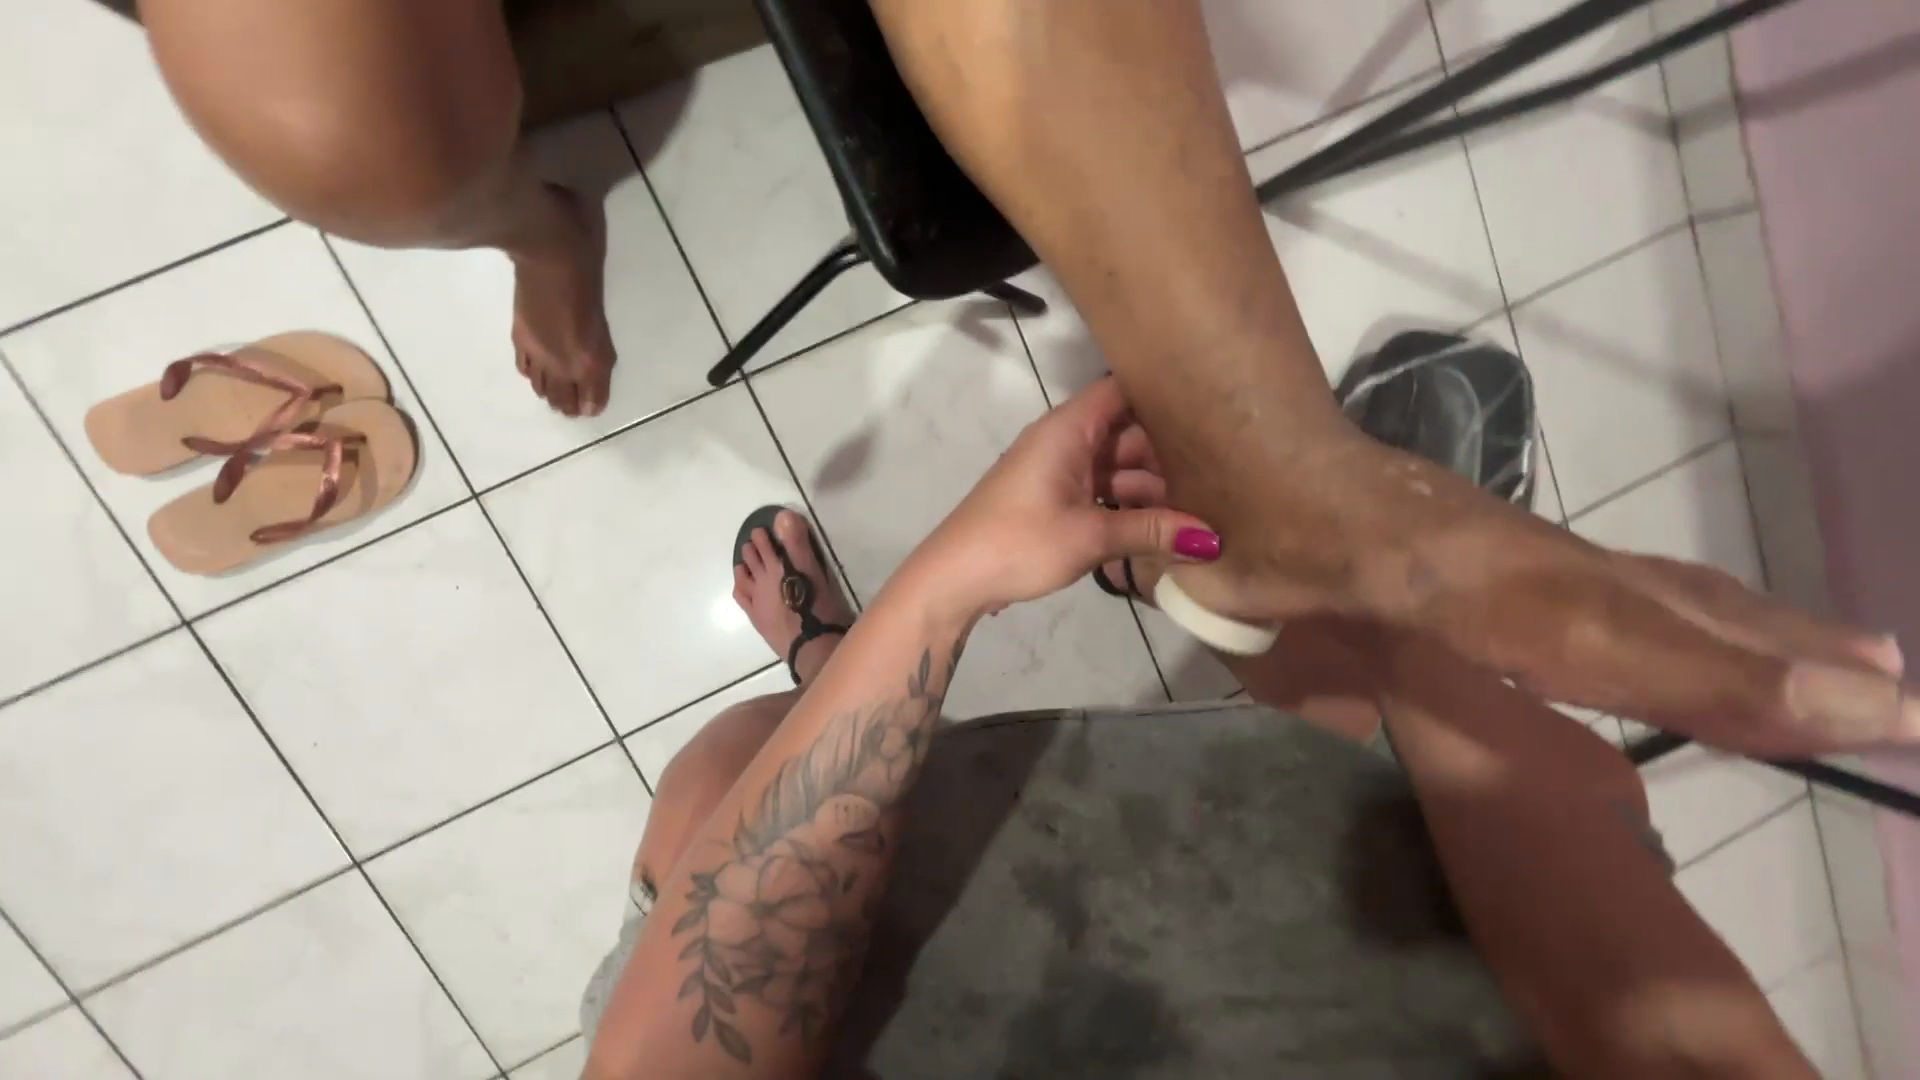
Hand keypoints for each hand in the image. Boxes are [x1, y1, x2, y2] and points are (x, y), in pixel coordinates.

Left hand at [907, 378, 1221, 617]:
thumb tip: (1212, 541)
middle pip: (1126, 435)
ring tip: (1202, 510)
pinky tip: (1161, 530)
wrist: (953, 578)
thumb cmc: (1019, 542)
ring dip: (1149, 490)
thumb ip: (1152, 532)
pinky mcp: (1051, 501)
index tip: (1213, 411)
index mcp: (1068, 429)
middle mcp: (1063, 441)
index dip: (1165, 396)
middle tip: (1221, 477)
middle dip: (1167, 457)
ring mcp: (1056, 472)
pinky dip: (1126, 506)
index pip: (1123, 391)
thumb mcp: (1090, 537)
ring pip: (1115, 468)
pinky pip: (1099, 492)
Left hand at [1160, 416, 1909, 757]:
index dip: (1706, 675)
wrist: (1246, 446)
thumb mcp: (1257, 598)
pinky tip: (1710, 618)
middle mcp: (1497, 552)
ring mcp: (1507, 537)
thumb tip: (1355, 715)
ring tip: (1854, 666)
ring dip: (1745, 630)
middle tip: (1892, 704)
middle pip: (1646, 606)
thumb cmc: (1237, 532)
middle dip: (1764, 659)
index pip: (1595, 633)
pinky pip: (1605, 572)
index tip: (1851, 710)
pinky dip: (1676, 602)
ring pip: (1638, 585)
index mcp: (1437, 573)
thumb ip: (1305, 664)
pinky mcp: (1502, 530)